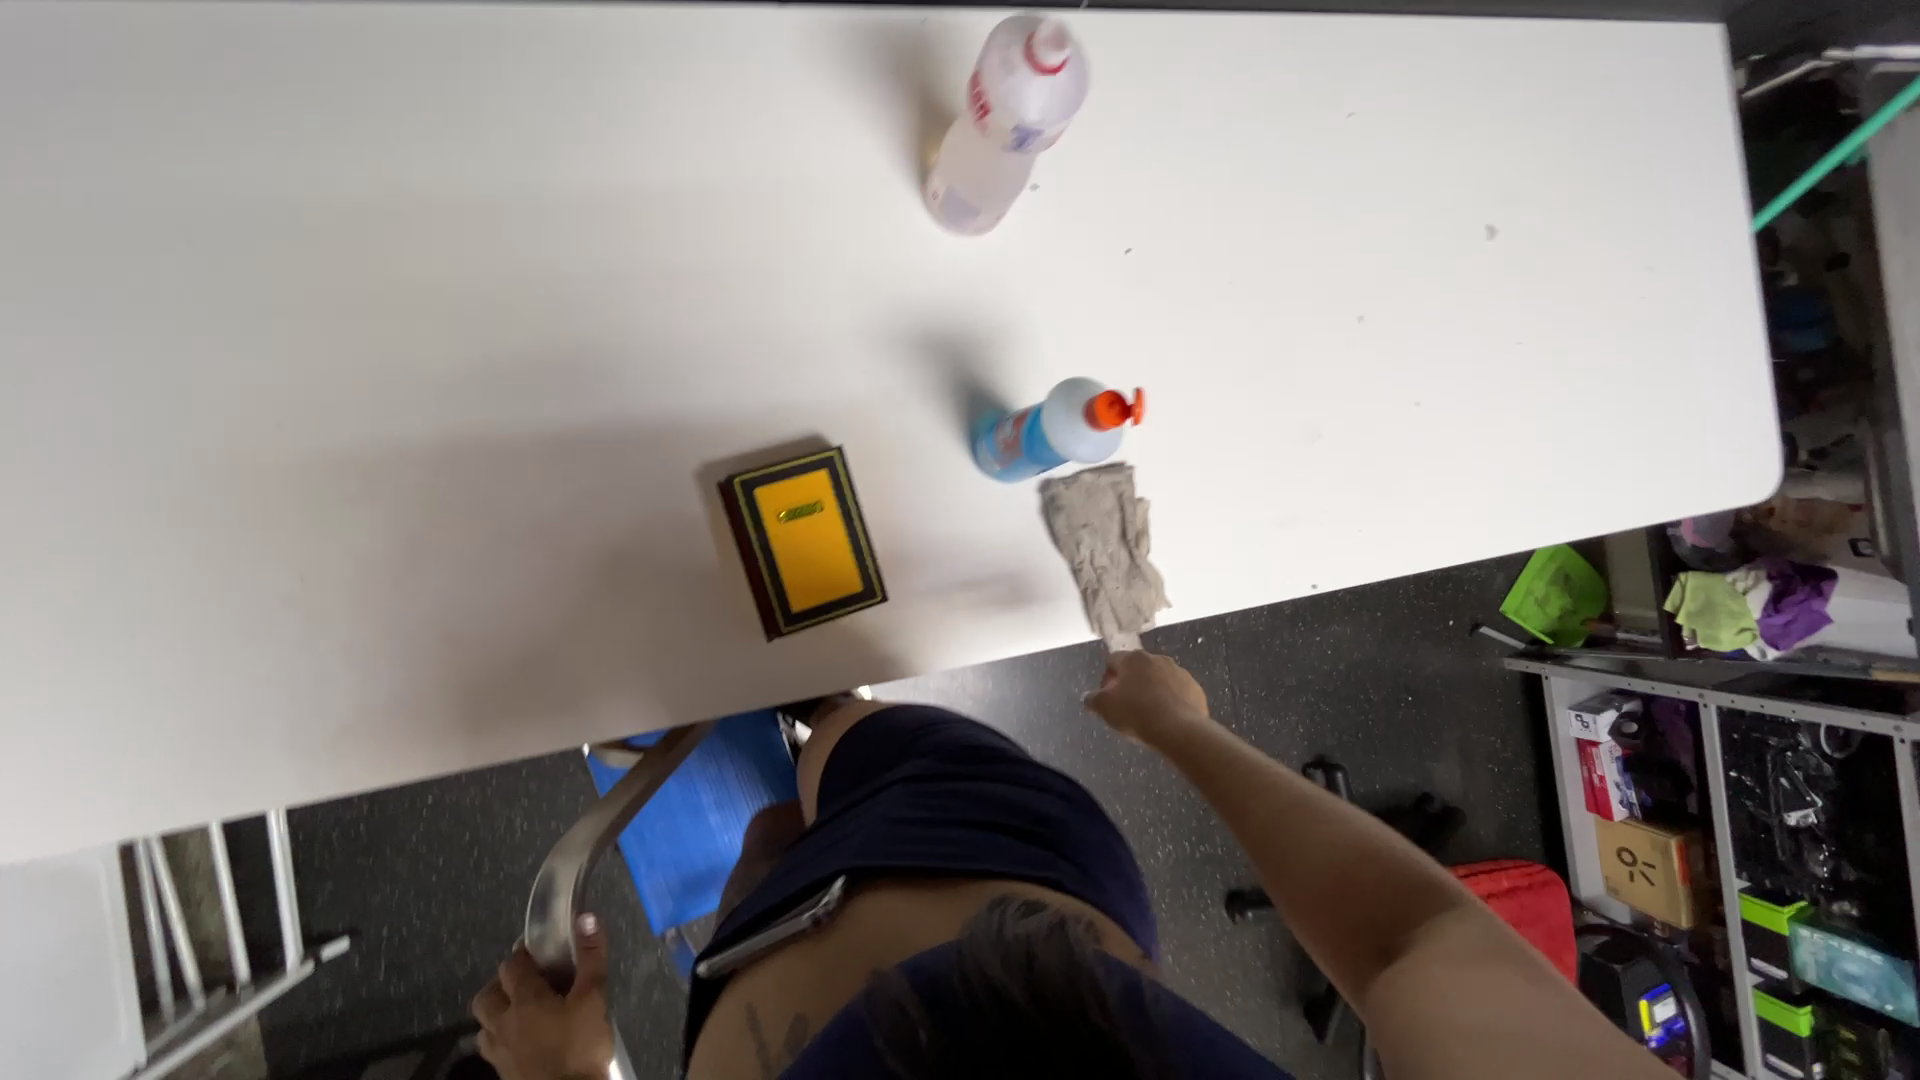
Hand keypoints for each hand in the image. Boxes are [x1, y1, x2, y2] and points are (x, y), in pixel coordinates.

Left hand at [471, 914, 614, 1079]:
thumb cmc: (580, 1045)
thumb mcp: (594, 997)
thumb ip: (592, 957)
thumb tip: (587, 917)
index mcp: (525, 1000)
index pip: (512, 965)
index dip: (524, 952)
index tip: (541, 948)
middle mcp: (504, 1023)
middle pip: (486, 995)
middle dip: (503, 982)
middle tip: (529, 980)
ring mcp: (499, 1051)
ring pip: (484, 1023)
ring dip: (498, 1011)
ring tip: (524, 1009)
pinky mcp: (502, 1072)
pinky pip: (492, 1047)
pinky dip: (502, 1036)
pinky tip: (524, 1039)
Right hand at [1083, 650, 1211, 744]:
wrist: (1179, 730)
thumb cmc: (1137, 714)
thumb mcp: (1105, 708)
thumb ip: (1093, 699)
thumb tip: (1089, 697)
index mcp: (1133, 659)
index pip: (1113, 660)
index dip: (1107, 678)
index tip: (1107, 697)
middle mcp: (1157, 659)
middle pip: (1138, 668)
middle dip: (1131, 684)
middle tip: (1126, 706)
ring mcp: (1179, 672)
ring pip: (1159, 679)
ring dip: (1152, 690)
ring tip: (1148, 714)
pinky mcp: (1195, 688)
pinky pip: (1178, 692)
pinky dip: (1171, 701)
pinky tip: (1167, 718)